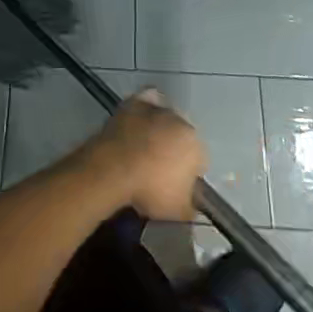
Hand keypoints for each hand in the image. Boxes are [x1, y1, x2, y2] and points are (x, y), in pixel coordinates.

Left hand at [82, 89, 205, 221]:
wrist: (112, 169)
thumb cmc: (149, 190)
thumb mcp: (179, 212)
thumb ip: (191, 206)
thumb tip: (192, 204)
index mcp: (195, 144)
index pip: (200, 160)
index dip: (189, 175)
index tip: (177, 186)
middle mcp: (180, 120)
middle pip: (183, 136)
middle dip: (176, 149)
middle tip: (161, 168)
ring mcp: (156, 108)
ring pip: (166, 117)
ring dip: (162, 129)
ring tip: (148, 146)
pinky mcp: (134, 103)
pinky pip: (147, 100)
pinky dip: (147, 108)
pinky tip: (142, 119)